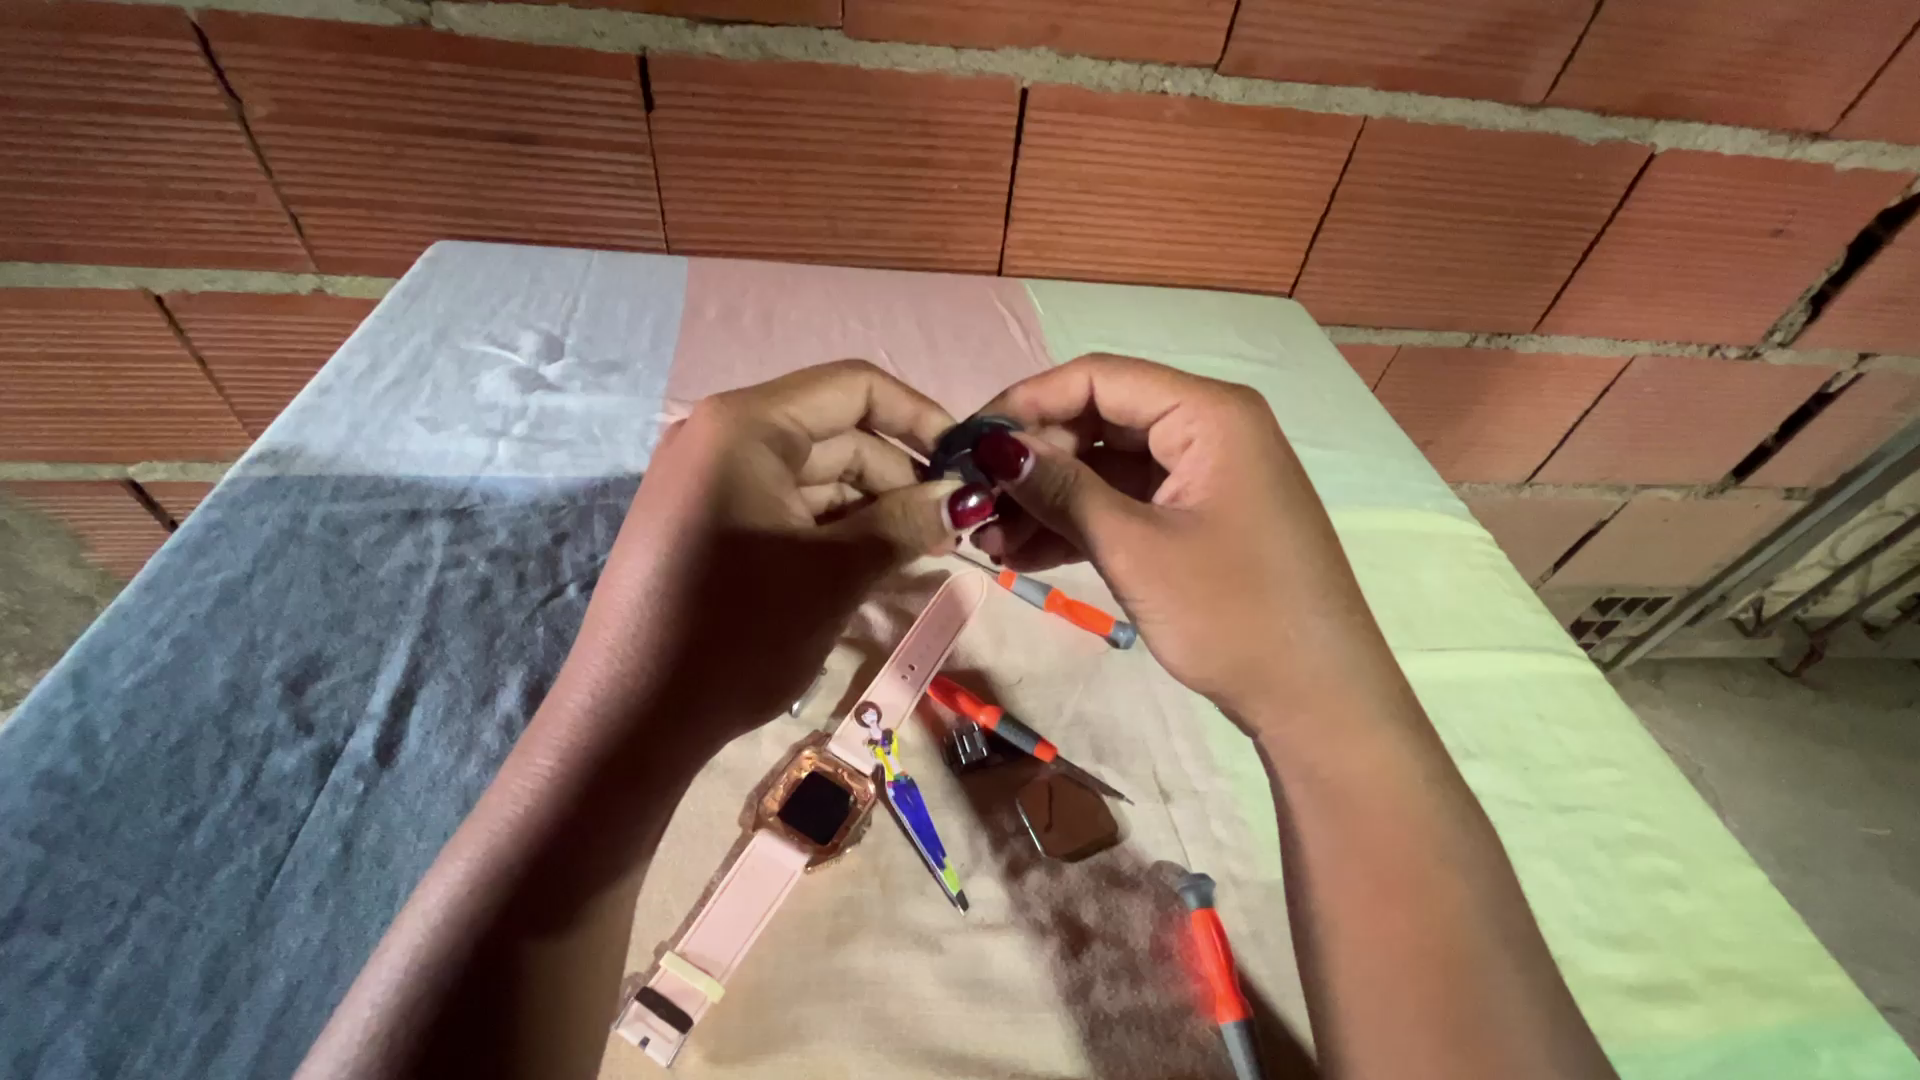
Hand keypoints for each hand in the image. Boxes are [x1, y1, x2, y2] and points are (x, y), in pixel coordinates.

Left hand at [568, 360, 996, 750]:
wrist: (632, 720)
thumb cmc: (738, 633)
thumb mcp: (834, 574)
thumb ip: (906, 523)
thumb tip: (969, 498)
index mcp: (746, 425)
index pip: (855, 388)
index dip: (920, 418)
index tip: (967, 465)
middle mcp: (722, 437)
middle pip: (836, 433)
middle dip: (899, 477)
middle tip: (949, 529)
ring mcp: (710, 483)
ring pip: (815, 476)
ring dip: (872, 508)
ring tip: (918, 552)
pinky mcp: (707, 525)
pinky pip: (786, 508)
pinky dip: (833, 529)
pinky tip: (871, 563)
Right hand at [971, 354, 1396, 721]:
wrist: (1319, 700)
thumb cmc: (1233, 614)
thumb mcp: (1135, 548)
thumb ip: (1061, 489)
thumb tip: (993, 448)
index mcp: (1208, 414)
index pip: (1099, 378)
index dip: (1027, 402)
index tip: (967, 442)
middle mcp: (1207, 430)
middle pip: (1100, 422)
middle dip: (1033, 463)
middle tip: (975, 505)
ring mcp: (1203, 478)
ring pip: (1106, 470)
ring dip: (1048, 501)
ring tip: (989, 542)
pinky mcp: (1196, 520)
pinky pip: (1126, 506)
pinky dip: (1079, 525)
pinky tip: (1024, 554)